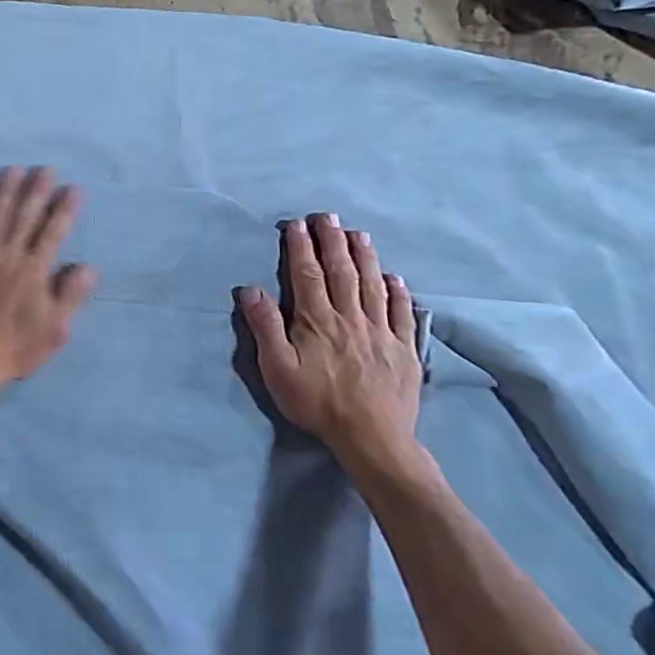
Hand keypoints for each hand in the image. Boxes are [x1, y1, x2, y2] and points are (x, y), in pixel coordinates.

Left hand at [0, 167, 96, 399]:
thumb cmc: (17, 348)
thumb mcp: (56, 329)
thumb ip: (73, 295)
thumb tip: (90, 265)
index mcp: (35, 270)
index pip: (54, 232)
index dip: (65, 209)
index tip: (74, 188)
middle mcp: (9, 255)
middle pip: (25, 216)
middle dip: (37, 190)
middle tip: (45, 168)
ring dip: (5, 191)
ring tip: (13, 169)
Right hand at [237, 213, 421, 469]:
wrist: (372, 438)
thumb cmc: (316, 403)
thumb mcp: (277, 369)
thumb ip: (264, 327)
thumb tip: (250, 289)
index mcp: (317, 321)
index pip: (306, 274)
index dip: (301, 247)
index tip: (297, 224)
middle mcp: (350, 318)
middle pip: (341, 272)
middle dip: (333, 241)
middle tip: (328, 216)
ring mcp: (381, 333)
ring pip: (372, 285)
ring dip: (365, 257)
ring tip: (359, 234)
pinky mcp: (403, 350)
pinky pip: (402, 314)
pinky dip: (398, 292)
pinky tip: (394, 278)